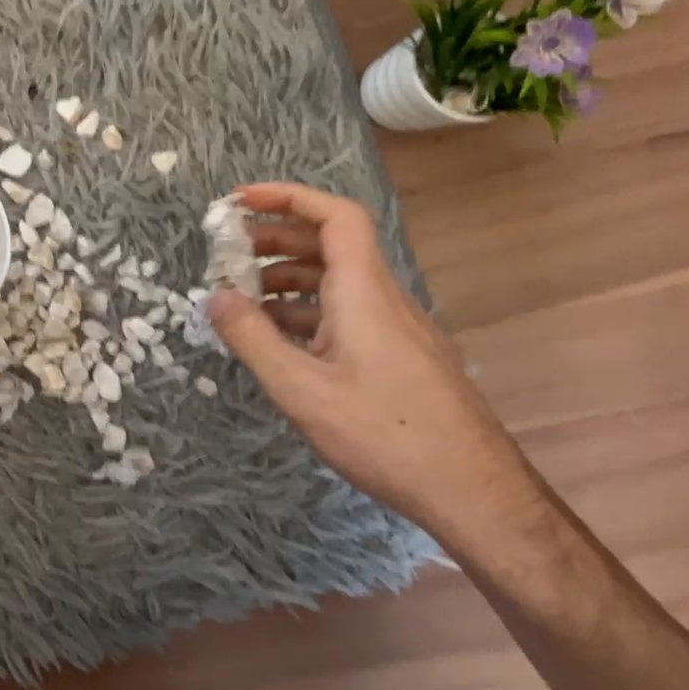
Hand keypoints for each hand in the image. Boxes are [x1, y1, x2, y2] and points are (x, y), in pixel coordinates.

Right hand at [206, 182, 541, 548]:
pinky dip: (304, 310)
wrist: (474, 492)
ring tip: (240, 299)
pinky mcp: (398, 355)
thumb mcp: (301, 389)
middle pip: (330, 244)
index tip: (239, 202)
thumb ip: (252, 338)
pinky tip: (277, 339)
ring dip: (286, 277)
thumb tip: (214, 297)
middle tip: (226, 254)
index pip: (335, 217)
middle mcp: (383, 299)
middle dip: (274, 238)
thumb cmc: (384, 434)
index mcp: (364, 293)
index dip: (288, 197)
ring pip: (336, 281)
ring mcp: (395, 328)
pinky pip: (345, 312)